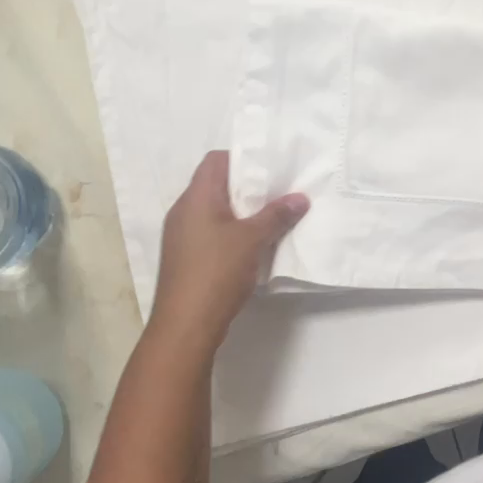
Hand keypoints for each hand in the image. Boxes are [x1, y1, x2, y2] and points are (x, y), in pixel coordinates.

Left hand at [150, 151, 307, 341]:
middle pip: (216, 185)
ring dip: (242, 213)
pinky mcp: (186, 258)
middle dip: (248, 188)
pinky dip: (233, 233)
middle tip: (279, 192)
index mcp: (195, 198)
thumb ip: (276, 215)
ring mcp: (182, 236)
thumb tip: (300, 197)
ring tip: (272, 218)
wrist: (186, 324)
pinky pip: (212, 233)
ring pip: (215, 212)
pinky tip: (255, 246)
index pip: (215, 161)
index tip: (271, 169)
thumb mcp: (253, 240)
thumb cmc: (217, 272)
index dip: (242, 158)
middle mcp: (183, 211)